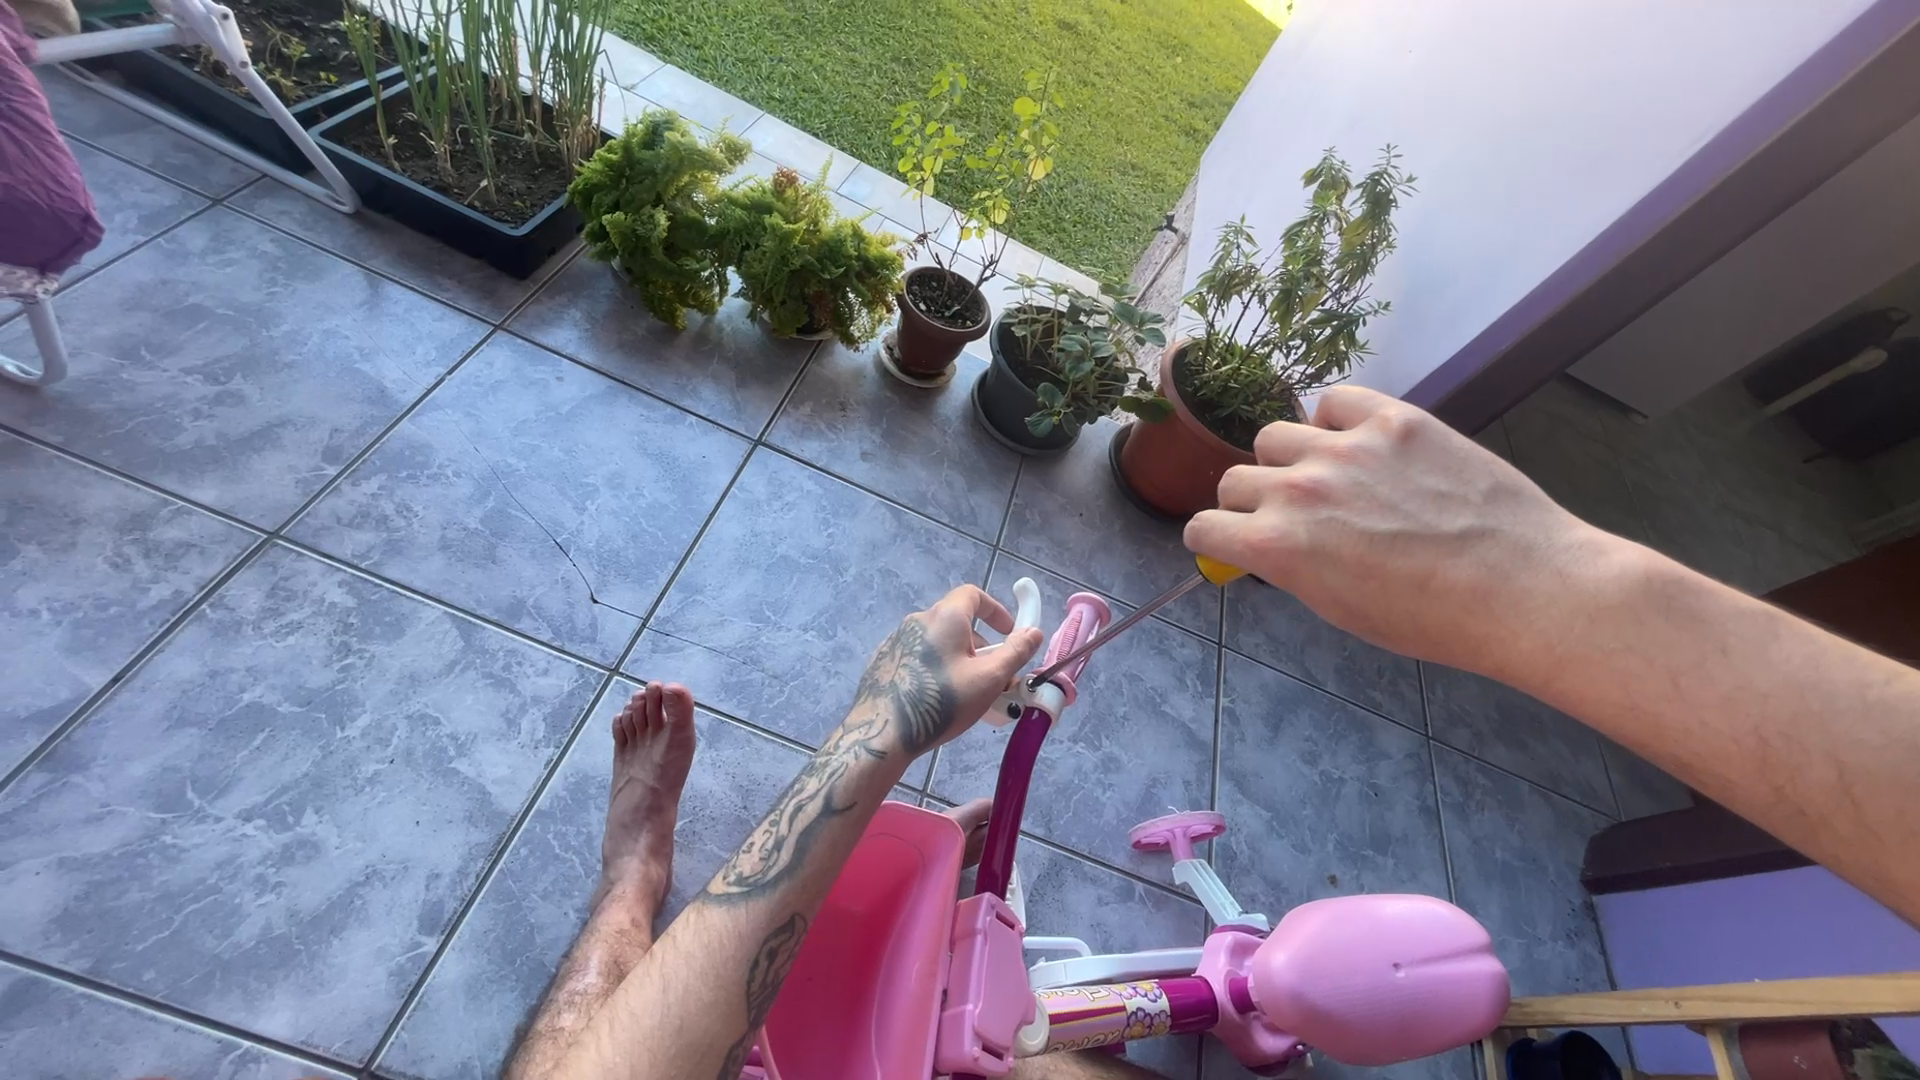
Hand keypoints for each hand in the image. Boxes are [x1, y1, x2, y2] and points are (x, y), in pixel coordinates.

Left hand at [851, 585, 1043, 755]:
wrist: (883, 732)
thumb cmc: (942, 702)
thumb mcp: (989, 679)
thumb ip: (1015, 652)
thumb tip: (1033, 631)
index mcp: (944, 617)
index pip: (973, 595)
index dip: (995, 610)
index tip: (1008, 632)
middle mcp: (918, 621)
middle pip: (957, 623)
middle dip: (981, 646)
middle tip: (994, 677)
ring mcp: (896, 641)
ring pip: (938, 643)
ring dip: (960, 660)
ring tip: (970, 695)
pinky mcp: (884, 662)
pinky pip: (919, 658)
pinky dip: (937, 669)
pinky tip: (940, 700)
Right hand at [1184, 385, 1623, 676]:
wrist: (1525, 590)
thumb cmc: (1429, 621)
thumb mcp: (1336, 607)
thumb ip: (1288, 565)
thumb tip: (1269, 541)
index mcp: (1275, 547)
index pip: (1203, 527)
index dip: (1214, 539)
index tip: (1230, 541)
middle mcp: (1295, 491)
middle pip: (1233, 480)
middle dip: (1248, 503)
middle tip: (1286, 516)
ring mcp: (1343, 449)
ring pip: (1272, 436)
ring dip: (1286, 460)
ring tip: (1324, 475)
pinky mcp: (1393, 420)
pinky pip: (1335, 402)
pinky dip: (1335, 421)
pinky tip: (1359, 444)